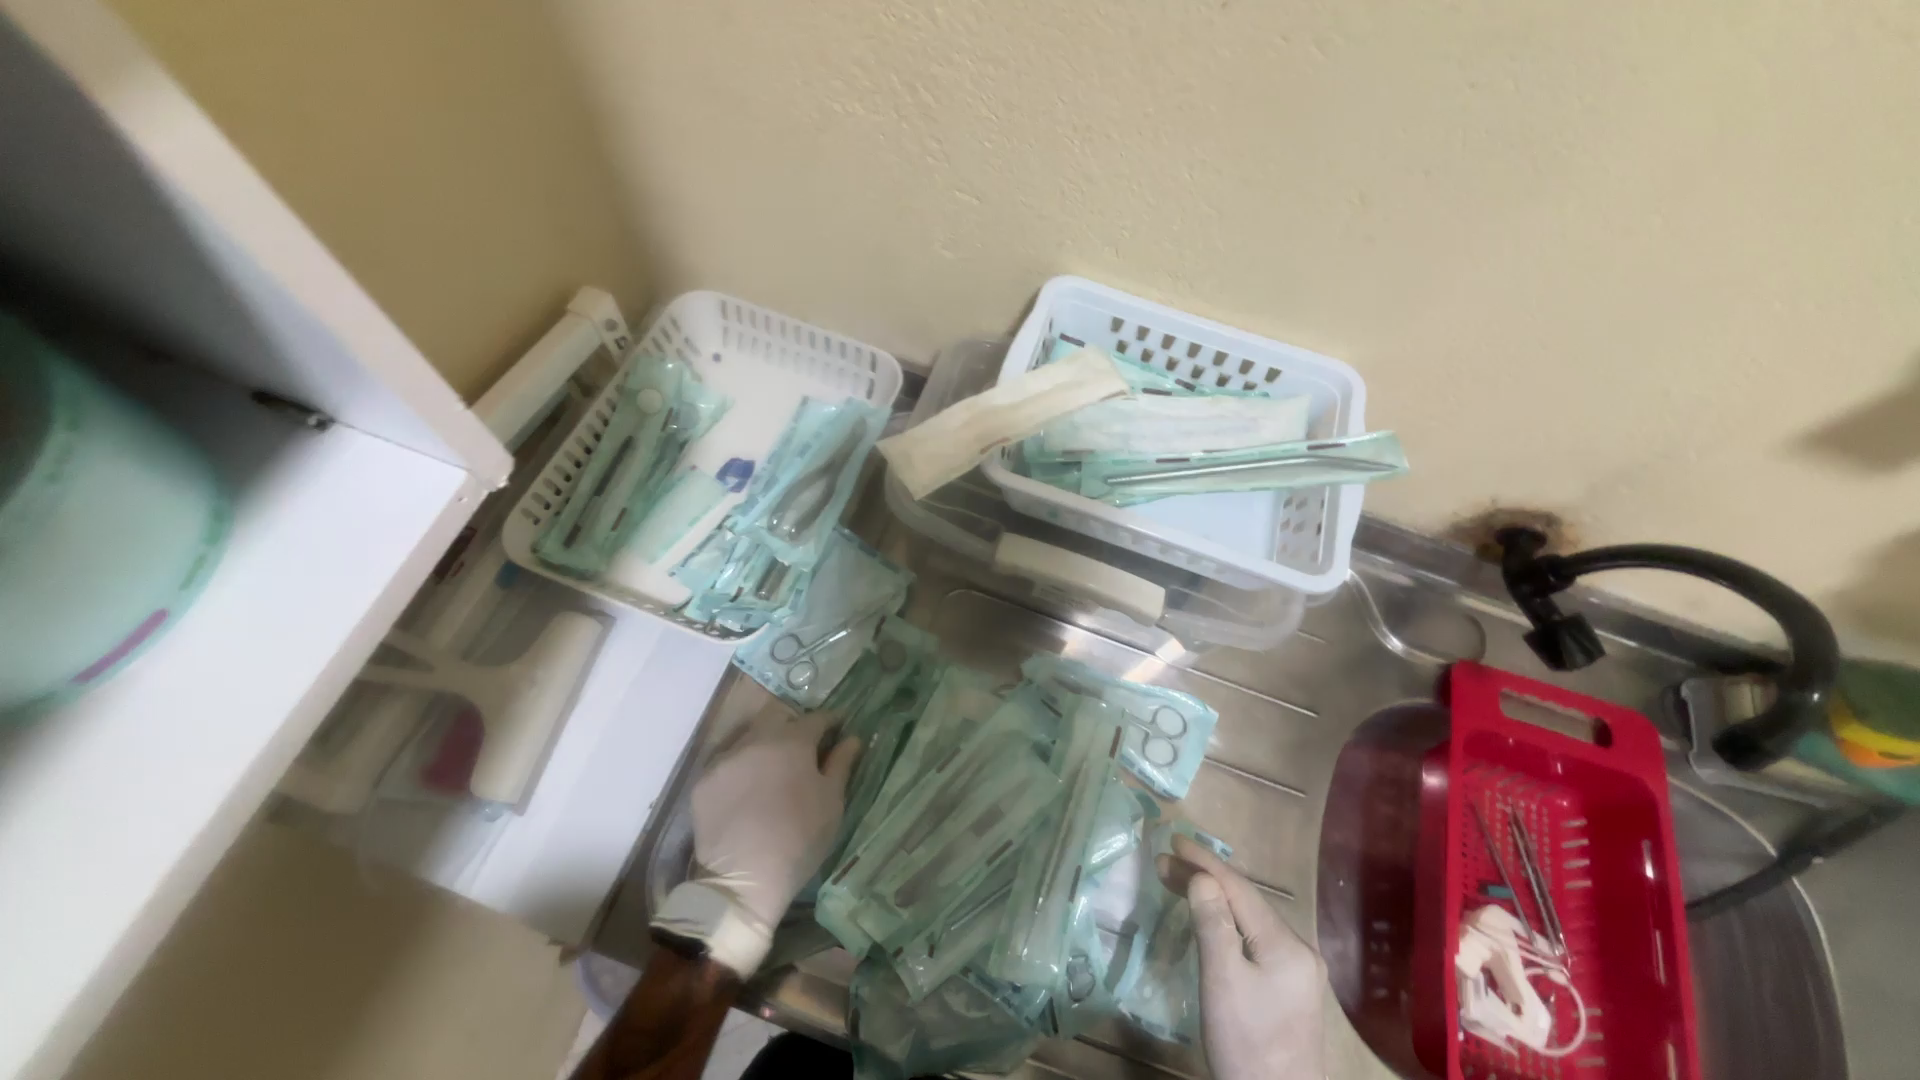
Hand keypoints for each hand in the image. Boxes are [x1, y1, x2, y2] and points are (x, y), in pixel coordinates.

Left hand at [690, 708, 860, 935]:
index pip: (815, 718)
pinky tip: (749, 790)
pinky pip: (728, 763)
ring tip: (774, 769)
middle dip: (794, 726)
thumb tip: (852, 739)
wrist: (744, 880)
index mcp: (791, 742)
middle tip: (805, 748)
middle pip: (778, 718)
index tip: (838, 729)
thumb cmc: (799, 839)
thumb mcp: (831, 802)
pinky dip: (742, 768)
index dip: (830, 722)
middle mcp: (755, 740)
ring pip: (749, 738)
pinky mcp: (704, 781)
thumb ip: (841, 764)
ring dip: (766, 745)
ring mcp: (725, 759)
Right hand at [1163, 835, 1326, 1079]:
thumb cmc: (1246, 1043)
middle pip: (1246, 902)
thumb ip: (1213, 925)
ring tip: (1177, 882)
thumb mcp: (1222, 981)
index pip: (1240, 888)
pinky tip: (1210, 919)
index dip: (1204, 861)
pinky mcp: (1289, 990)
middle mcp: (1299, 950)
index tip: (1172, 840)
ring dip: (1214, 898)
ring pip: (1250, 920)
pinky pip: (1255, 939)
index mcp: (1287, 944)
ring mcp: (1298, 972)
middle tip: (1162, 862)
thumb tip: (1202, 879)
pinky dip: (1227, 921)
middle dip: (1205, 878)